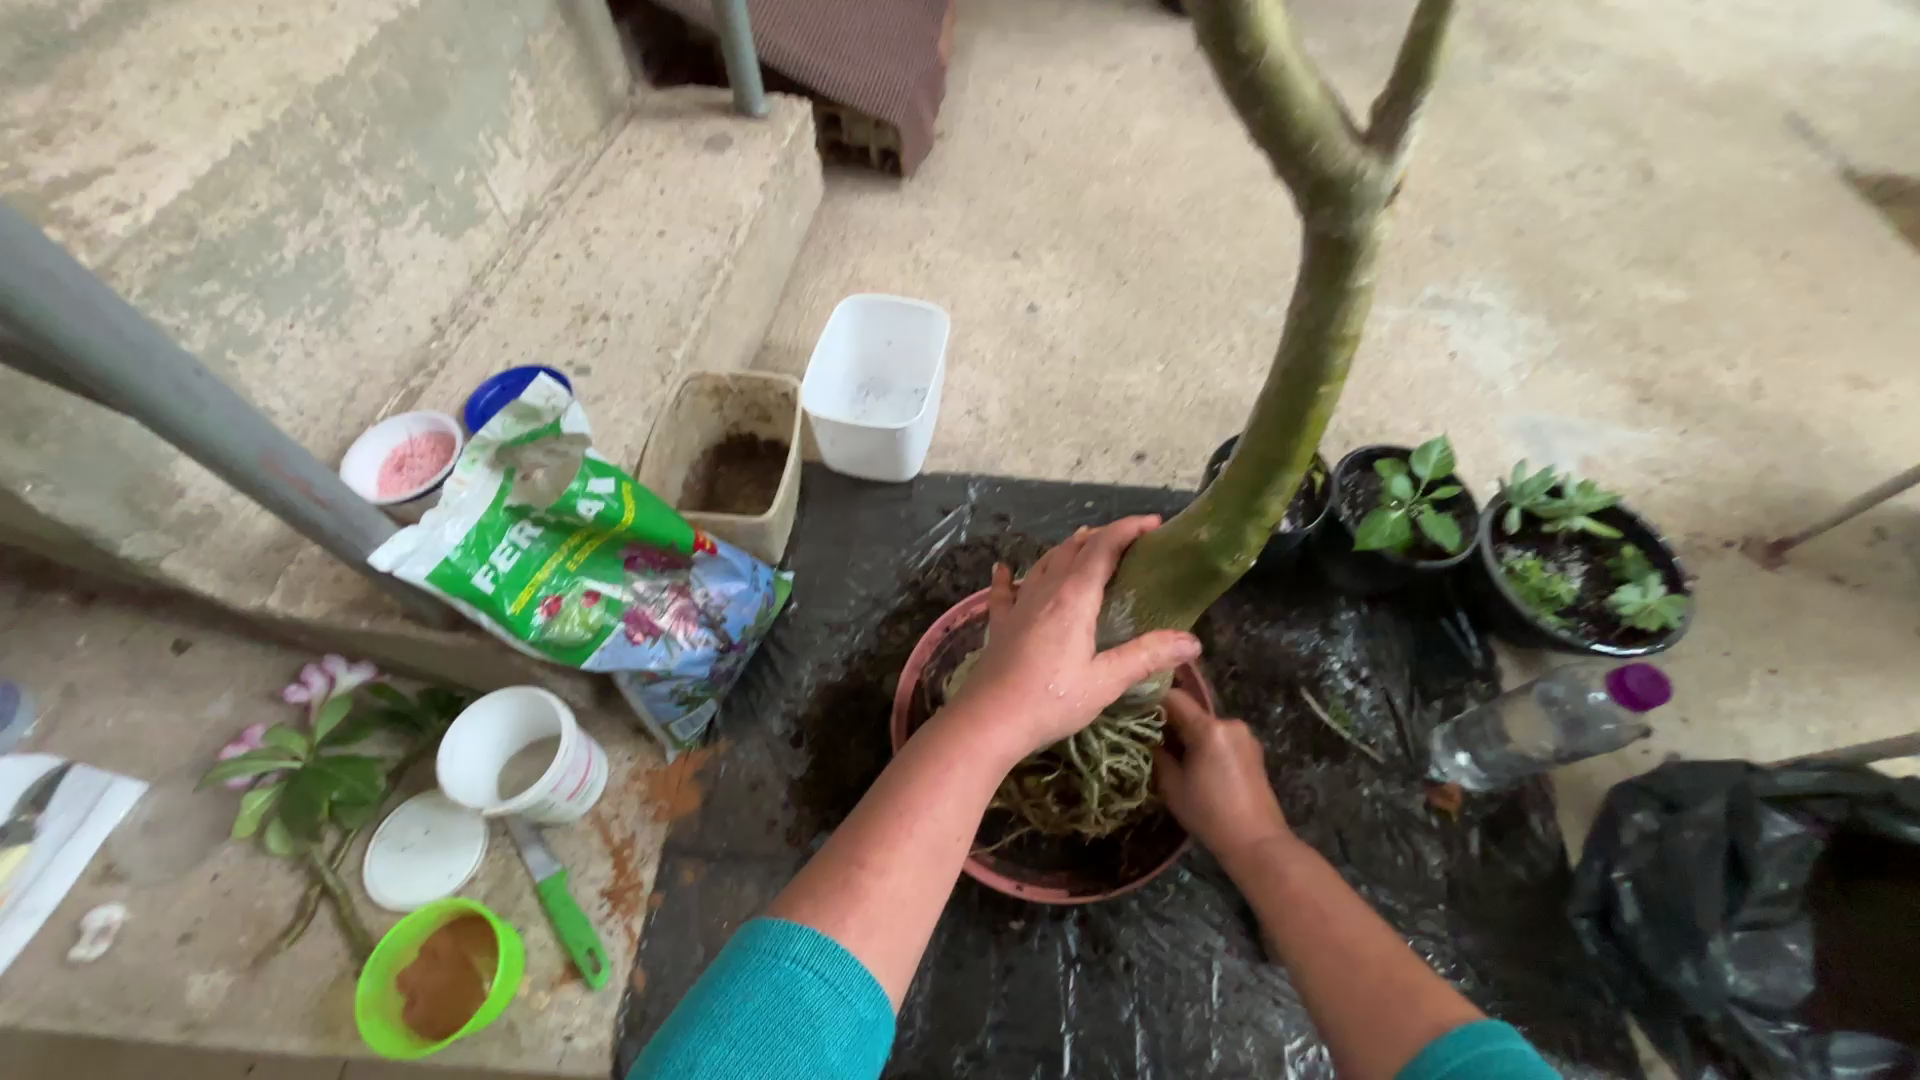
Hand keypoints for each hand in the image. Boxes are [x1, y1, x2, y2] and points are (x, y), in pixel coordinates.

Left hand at [945, 516, 1201, 761]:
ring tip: (1083, 545)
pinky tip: (1002, 568)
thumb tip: (1192, 642)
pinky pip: (1004, 591)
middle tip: (1128, 541)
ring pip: (1043, 563)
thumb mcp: (1105, 681)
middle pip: (1074, 549)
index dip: (1128, 529)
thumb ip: (1147, 656)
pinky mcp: (999, 624)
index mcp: (1074, 597)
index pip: (1103, 547)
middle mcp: (1045, 591)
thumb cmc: (1051, 700)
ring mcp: (1018, 605)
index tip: (1153, 524)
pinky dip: (1008, 576)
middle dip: (1102, 537)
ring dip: (1066, 550)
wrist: (988, 720)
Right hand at [1155, 689, 1292, 865]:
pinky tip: (1198, 767)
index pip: (1174, 697)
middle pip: (1192, 712)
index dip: (1152, 702)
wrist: (1256, 841)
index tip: (1135, 713)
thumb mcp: (1172, 785)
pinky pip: (1221, 738)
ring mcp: (1245, 736)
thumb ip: (1157, 754)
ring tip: (1175, 758)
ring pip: (1206, 726)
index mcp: (1208, 728)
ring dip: (1189, 736)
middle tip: (1151, 741)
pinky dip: (1206, 745)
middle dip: (1171, 724)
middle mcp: (1229, 723)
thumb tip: (1147, 739)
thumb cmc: (1208, 813)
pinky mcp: (1253, 750)